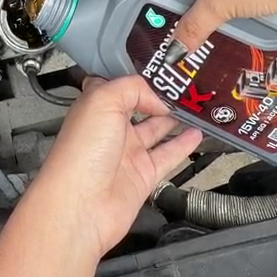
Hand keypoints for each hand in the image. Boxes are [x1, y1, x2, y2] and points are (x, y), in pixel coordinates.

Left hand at [18, 75, 201, 254]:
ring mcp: (127, 153)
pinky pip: (167, 156)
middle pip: (140, 107)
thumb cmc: (80, 153)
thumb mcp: (103, 101)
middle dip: (160, 97)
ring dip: (174, 119)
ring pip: (156, 130)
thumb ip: (133, 89)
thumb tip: (156, 98)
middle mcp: (111, 128)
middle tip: (184, 88)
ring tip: (194, 107)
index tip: (162, 72)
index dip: (139, 78)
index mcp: (97, 106)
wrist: (81, 205)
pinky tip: (195, 135)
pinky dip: (183, 145)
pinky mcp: (142, 176)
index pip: (121, 86)